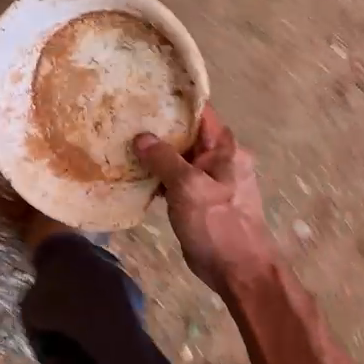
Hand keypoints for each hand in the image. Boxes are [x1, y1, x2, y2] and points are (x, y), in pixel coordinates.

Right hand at [134, 105, 276, 294]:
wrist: (241, 273)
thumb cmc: (219, 225)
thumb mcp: (188, 187)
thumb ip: (164, 159)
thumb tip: (141, 137)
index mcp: (226, 148)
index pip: (199, 112)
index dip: (174, 99)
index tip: (144, 90)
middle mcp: (220, 159)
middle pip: (186, 133)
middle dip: (158, 126)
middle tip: (123, 116)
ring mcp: (210, 180)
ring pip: (179, 157)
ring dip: (155, 153)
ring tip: (122, 140)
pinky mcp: (200, 201)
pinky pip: (176, 179)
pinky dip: (158, 175)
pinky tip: (133, 173)